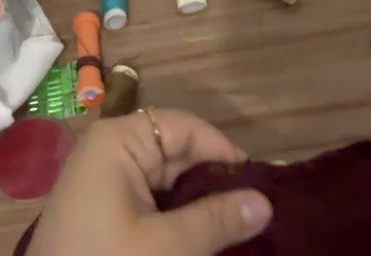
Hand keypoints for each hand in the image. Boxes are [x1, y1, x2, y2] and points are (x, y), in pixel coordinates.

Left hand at [25, 109, 272, 255]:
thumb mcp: (166, 247)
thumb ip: (216, 221)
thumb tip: (265, 201)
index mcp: (119, 140)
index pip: (184, 127)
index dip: (223, 150)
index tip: (262, 184)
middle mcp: (111, 149)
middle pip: (176, 151)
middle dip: (214, 179)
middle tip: (258, 211)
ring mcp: (105, 180)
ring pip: (167, 180)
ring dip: (199, 203)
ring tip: (240, 225)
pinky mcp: (104, 211)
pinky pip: (152, 201)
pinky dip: (178, 217)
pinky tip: (205, 237)